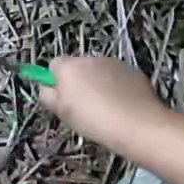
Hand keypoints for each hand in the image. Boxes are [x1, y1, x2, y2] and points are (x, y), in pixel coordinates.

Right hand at [36, 57, 171, 146]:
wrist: (137, 124)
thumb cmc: (93, 120)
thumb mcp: (63, 113)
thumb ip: (49, 97)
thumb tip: (46, 88)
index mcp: (69, 67)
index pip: (54, 64)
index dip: (56, 80)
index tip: (62, 98)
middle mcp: (91, 59)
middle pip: (78, 66)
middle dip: (78, 81)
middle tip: (82, 106)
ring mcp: (114, 63)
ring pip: (99, 71)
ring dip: (98, 83)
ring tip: (105, 108)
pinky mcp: (133, 71)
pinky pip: (118, 77)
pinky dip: (117, 87)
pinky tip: (121, 106)